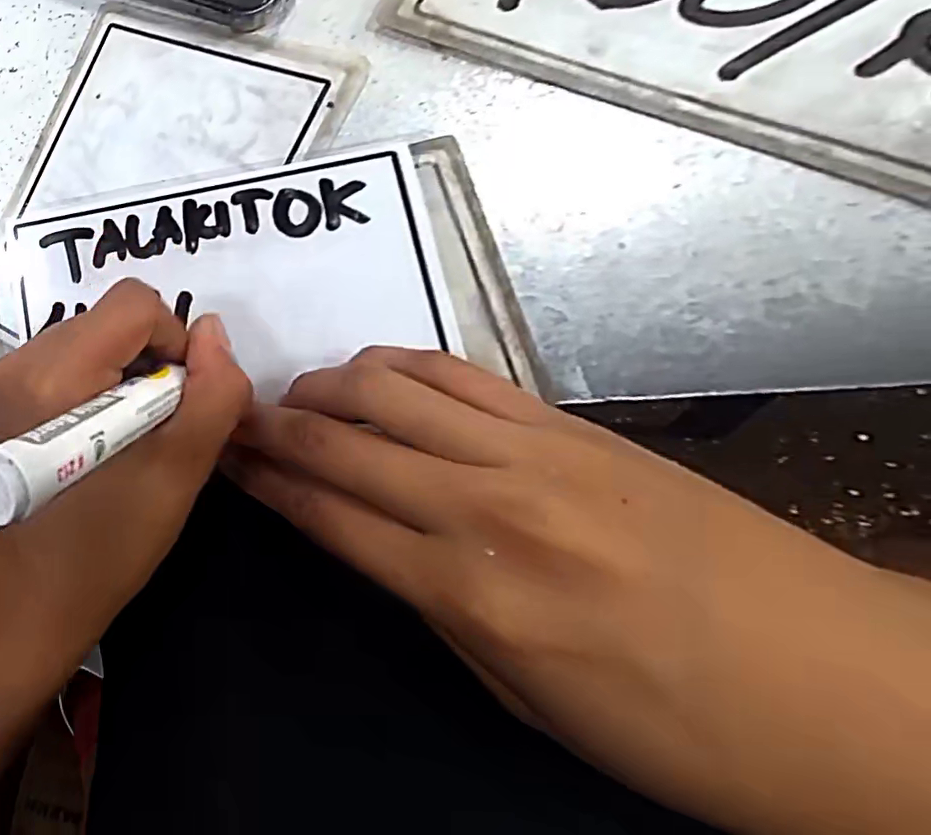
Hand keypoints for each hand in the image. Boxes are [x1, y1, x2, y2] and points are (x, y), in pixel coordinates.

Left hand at [0, 281, 250, 834]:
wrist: (40, 587)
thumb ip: (213, 391)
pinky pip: (77, 353)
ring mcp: (10, 371)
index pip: (134, 303)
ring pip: (98, 332)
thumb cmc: (109, 540)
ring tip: (131, 432)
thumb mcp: (178, 468)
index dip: (174, 342)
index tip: (178, 399)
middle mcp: (21, 359)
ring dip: (131, 371)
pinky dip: (106, 379)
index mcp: (54, 373)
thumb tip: (213, 327)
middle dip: (152, 358)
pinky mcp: (12, 386)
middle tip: (156, 423)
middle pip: (114, 316)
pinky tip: (108, 430)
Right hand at [231, 347, 930, 834]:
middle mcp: (483, 508)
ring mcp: (529, 454)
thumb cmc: (676, 728)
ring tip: (294, 394)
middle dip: (267, 426)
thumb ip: (426, 601)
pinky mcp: (568, 425)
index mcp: (467, 592)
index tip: (224, 457)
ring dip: (320, 386)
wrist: (870, 701)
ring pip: (384, 389)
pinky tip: (368, 373)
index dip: (260, 480)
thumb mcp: (519, 693)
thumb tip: (357, 537)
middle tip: (231, 415)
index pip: (323, 513)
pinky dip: (393, 363)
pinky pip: (454, 371)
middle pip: (336, 443)